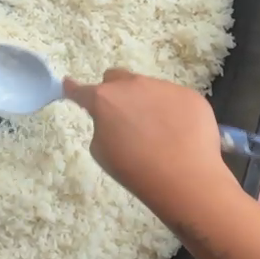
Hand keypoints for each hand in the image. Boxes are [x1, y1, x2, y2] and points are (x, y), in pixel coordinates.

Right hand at [61, 70, 237, 220]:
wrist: (186, 179)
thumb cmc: (135, 170)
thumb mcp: (100, 150)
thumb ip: (101, 125)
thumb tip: (112, 119)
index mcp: (103, 99)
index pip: (80, 90)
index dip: (73, 89)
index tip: (69, 86)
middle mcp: (132, 85)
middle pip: (115, 78)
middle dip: (114, 92)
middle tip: (123, 117)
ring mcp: (163, 87)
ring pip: (147, 88)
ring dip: (145, 102)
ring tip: (158, 132)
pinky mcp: (189, 95)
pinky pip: (174, 98)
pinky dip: (172, 111)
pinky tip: (179, 134)